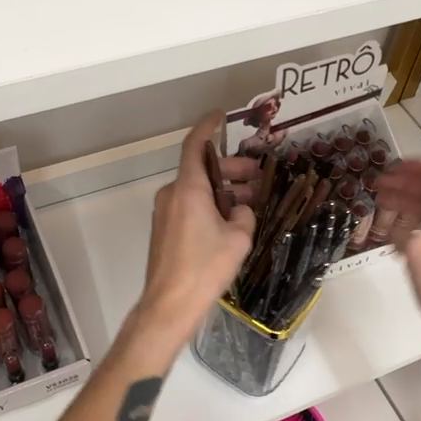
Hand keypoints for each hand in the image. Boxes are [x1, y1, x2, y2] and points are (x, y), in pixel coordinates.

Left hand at [136, 112, 256, 339]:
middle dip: (230, 169)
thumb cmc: (205, 267)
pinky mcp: (164, 230)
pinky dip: (209, 205)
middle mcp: (172, 194)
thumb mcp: (238, 238)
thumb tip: (240, 212)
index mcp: (189, 189)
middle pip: (202, 169)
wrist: (170, 304)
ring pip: (196, 190)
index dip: (208, 127)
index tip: (221, 117)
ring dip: (222, 191)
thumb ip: (243, 215)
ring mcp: (165, 213)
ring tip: (250, 203)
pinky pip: (189, 207)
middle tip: (257, 177)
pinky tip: (230, 222)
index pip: (195, 146)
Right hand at [377, 161, 420, 345]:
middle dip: (408, 185)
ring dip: (408, 204)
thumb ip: (403, 229)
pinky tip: (390, 232)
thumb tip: (394, 227)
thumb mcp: (418, 250)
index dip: (418, 166)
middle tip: (379, 184)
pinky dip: (411, 226)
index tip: (393, 164)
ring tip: (380, 203)